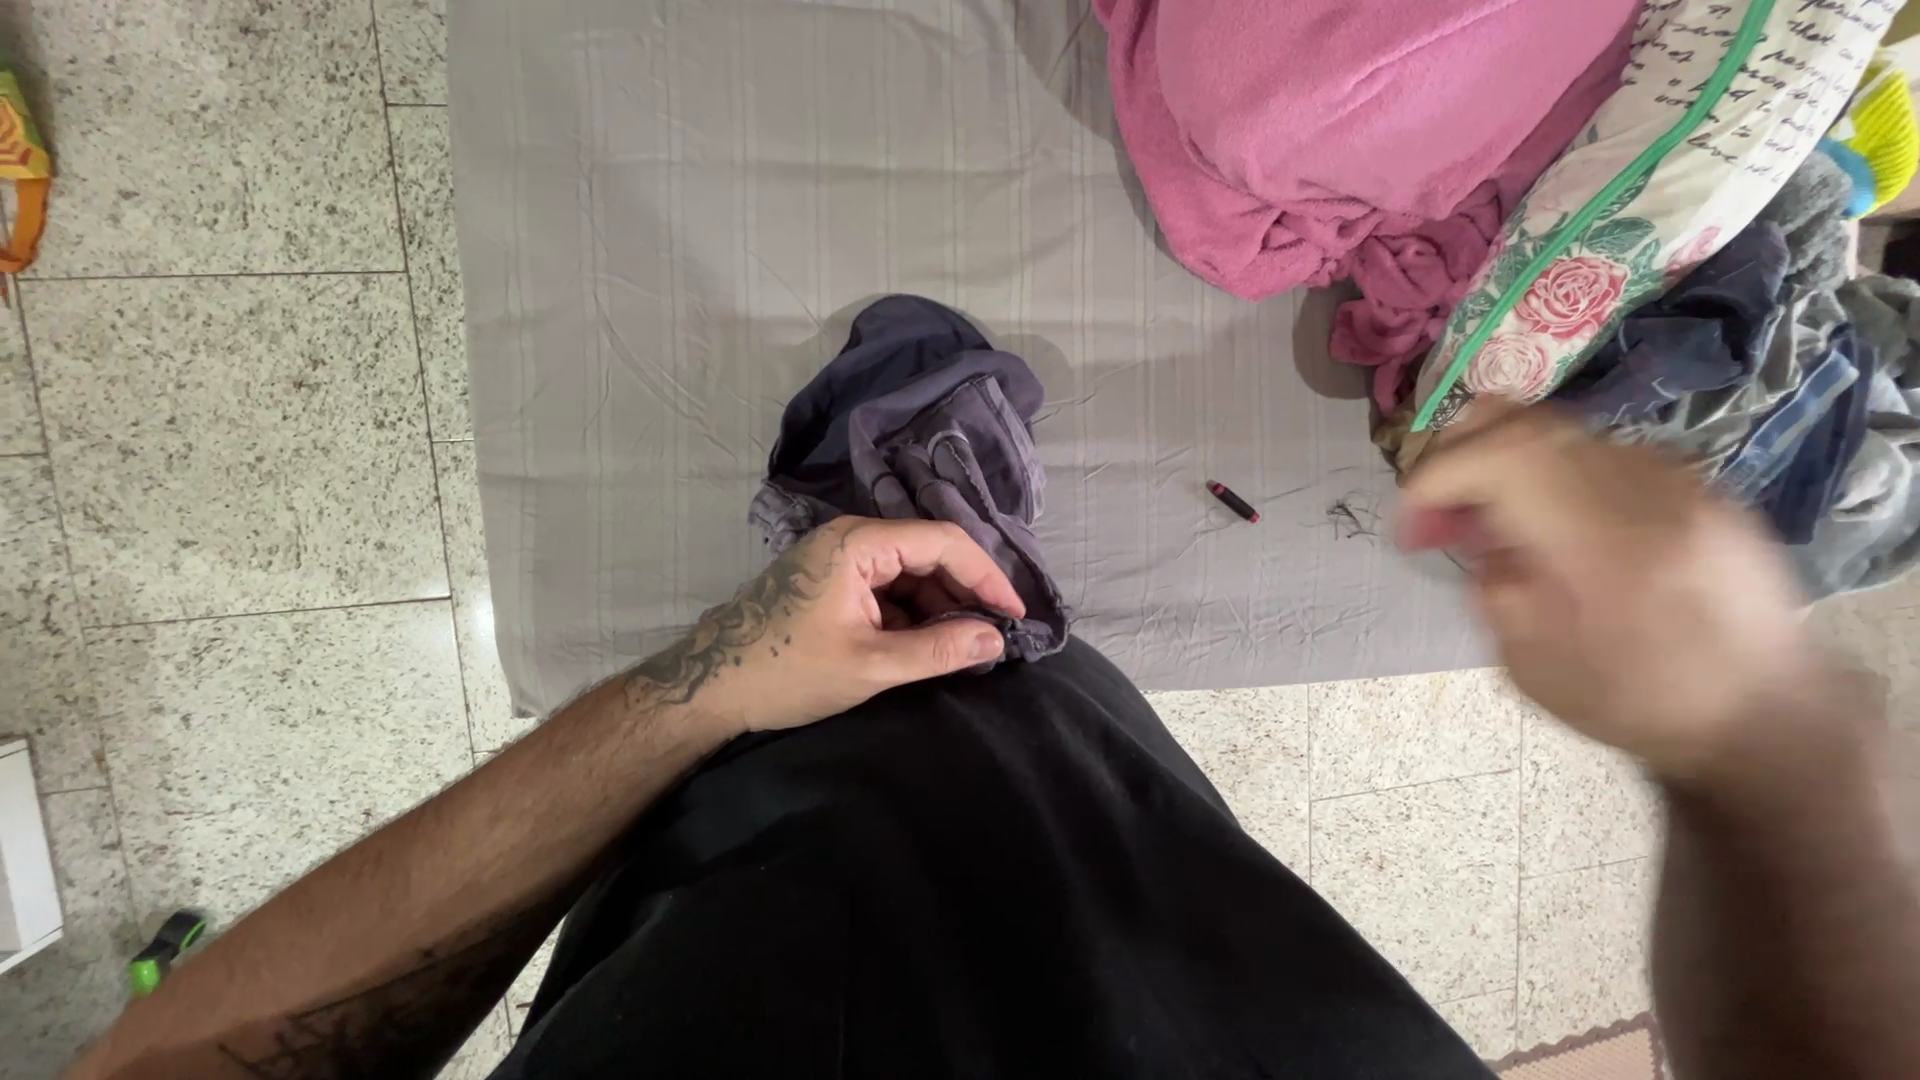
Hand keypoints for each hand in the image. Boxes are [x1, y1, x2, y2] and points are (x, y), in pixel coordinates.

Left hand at [623, 516, 1026, 736]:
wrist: (709, 689)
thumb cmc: (787, 672)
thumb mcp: (870, 666)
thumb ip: (938, 650)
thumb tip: (996, 638)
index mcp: (859, 543)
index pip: (944, 543)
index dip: (987, 576)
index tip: (1017, 614)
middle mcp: (852, 539)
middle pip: (929, 555)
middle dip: (965, 595)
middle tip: (994, 636)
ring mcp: (841, 561)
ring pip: (911, 575)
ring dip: (940, 608)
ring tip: (965, 648)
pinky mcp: (834, 584)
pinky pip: (889, 591)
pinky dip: (913, 617)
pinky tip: (929, 646)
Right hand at [1398, 400, 1832, 781]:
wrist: (1772, 715)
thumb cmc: (1639, 704)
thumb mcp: (1530, 664)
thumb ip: (1492, 583)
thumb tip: (1473, 534)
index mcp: (1604, 542)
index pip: (1498, 454)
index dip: (1432, 478)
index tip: (1412, 531)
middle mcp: (1644, 489)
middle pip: (1518, 419)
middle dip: (1451, 459)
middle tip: (1437, 517)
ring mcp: (1675, 478)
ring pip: (1550, 428)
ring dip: (1493, 466)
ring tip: (1485, 525)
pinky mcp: (1690, 483)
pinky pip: (1589, 452)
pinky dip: (1539, 476)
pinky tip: (1543, 528)